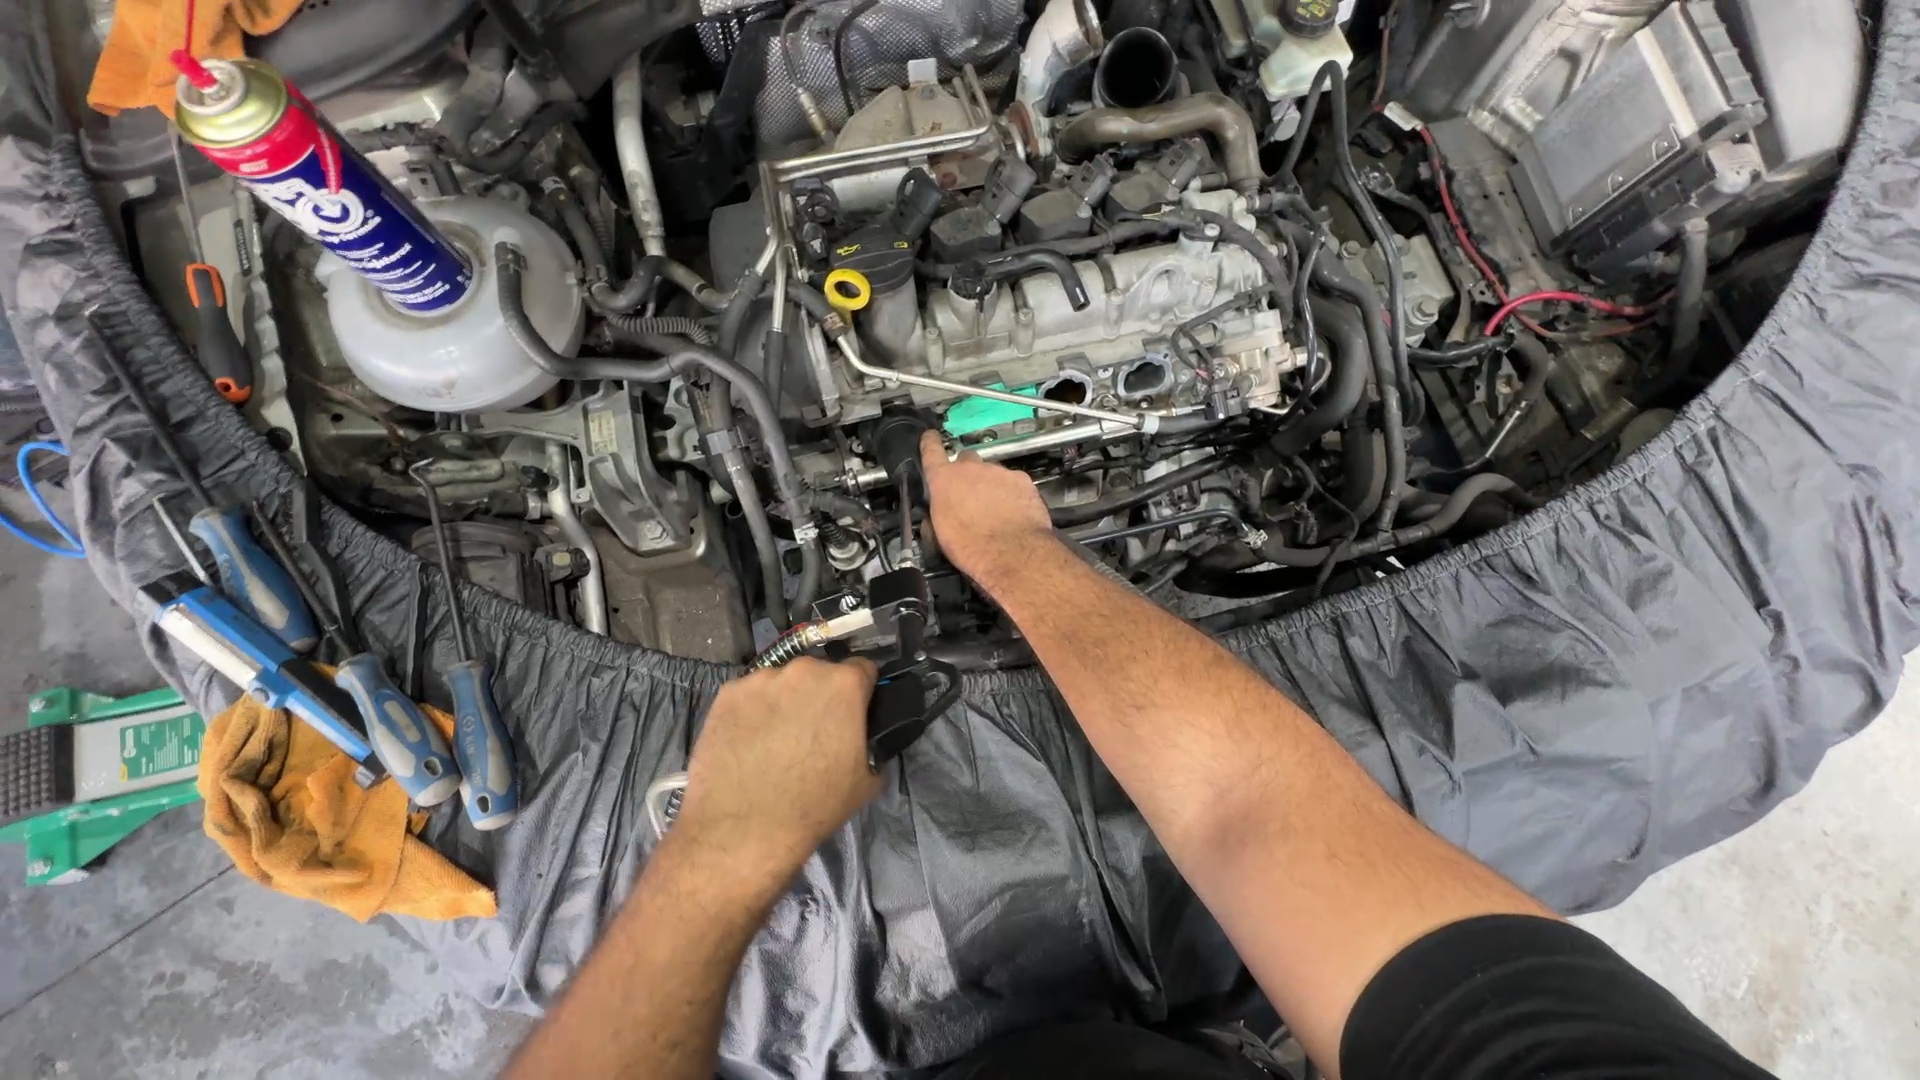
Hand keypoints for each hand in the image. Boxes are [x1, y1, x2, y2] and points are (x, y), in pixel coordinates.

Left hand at [673, 657, 880, 882]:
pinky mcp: (727, 694)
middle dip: (820, 695)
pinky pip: (749, 695)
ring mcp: (761, 679)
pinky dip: (753, 711)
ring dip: (785, 701)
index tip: (854, 713)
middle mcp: (803, 670)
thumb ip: (873, 741)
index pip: (863, 669)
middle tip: (814, 731)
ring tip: (776, 739)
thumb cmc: (814, 805)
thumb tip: (865, 734)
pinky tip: (749, 742)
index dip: (861, 691)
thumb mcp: (867, 778)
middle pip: (819, 673)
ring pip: (782, 682)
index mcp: (844, 684)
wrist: (743, 830)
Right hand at [919, 431, 1056, 591]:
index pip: (931, 450)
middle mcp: (971, 469)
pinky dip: (1011, 492)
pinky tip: (1012, 511)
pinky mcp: (1021, 479)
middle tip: (969, 497)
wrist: (1014, 554)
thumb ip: (936, 513)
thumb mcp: (940, 535)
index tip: (930, 438)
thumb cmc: (972, 549)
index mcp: (944, 480)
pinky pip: (1012, 482)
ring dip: (990, 486)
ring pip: (991, 472)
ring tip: (994, 511)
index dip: (930, 443)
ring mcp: (998, 471)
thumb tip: (935, 513)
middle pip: (965, 460)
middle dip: (966, 474)